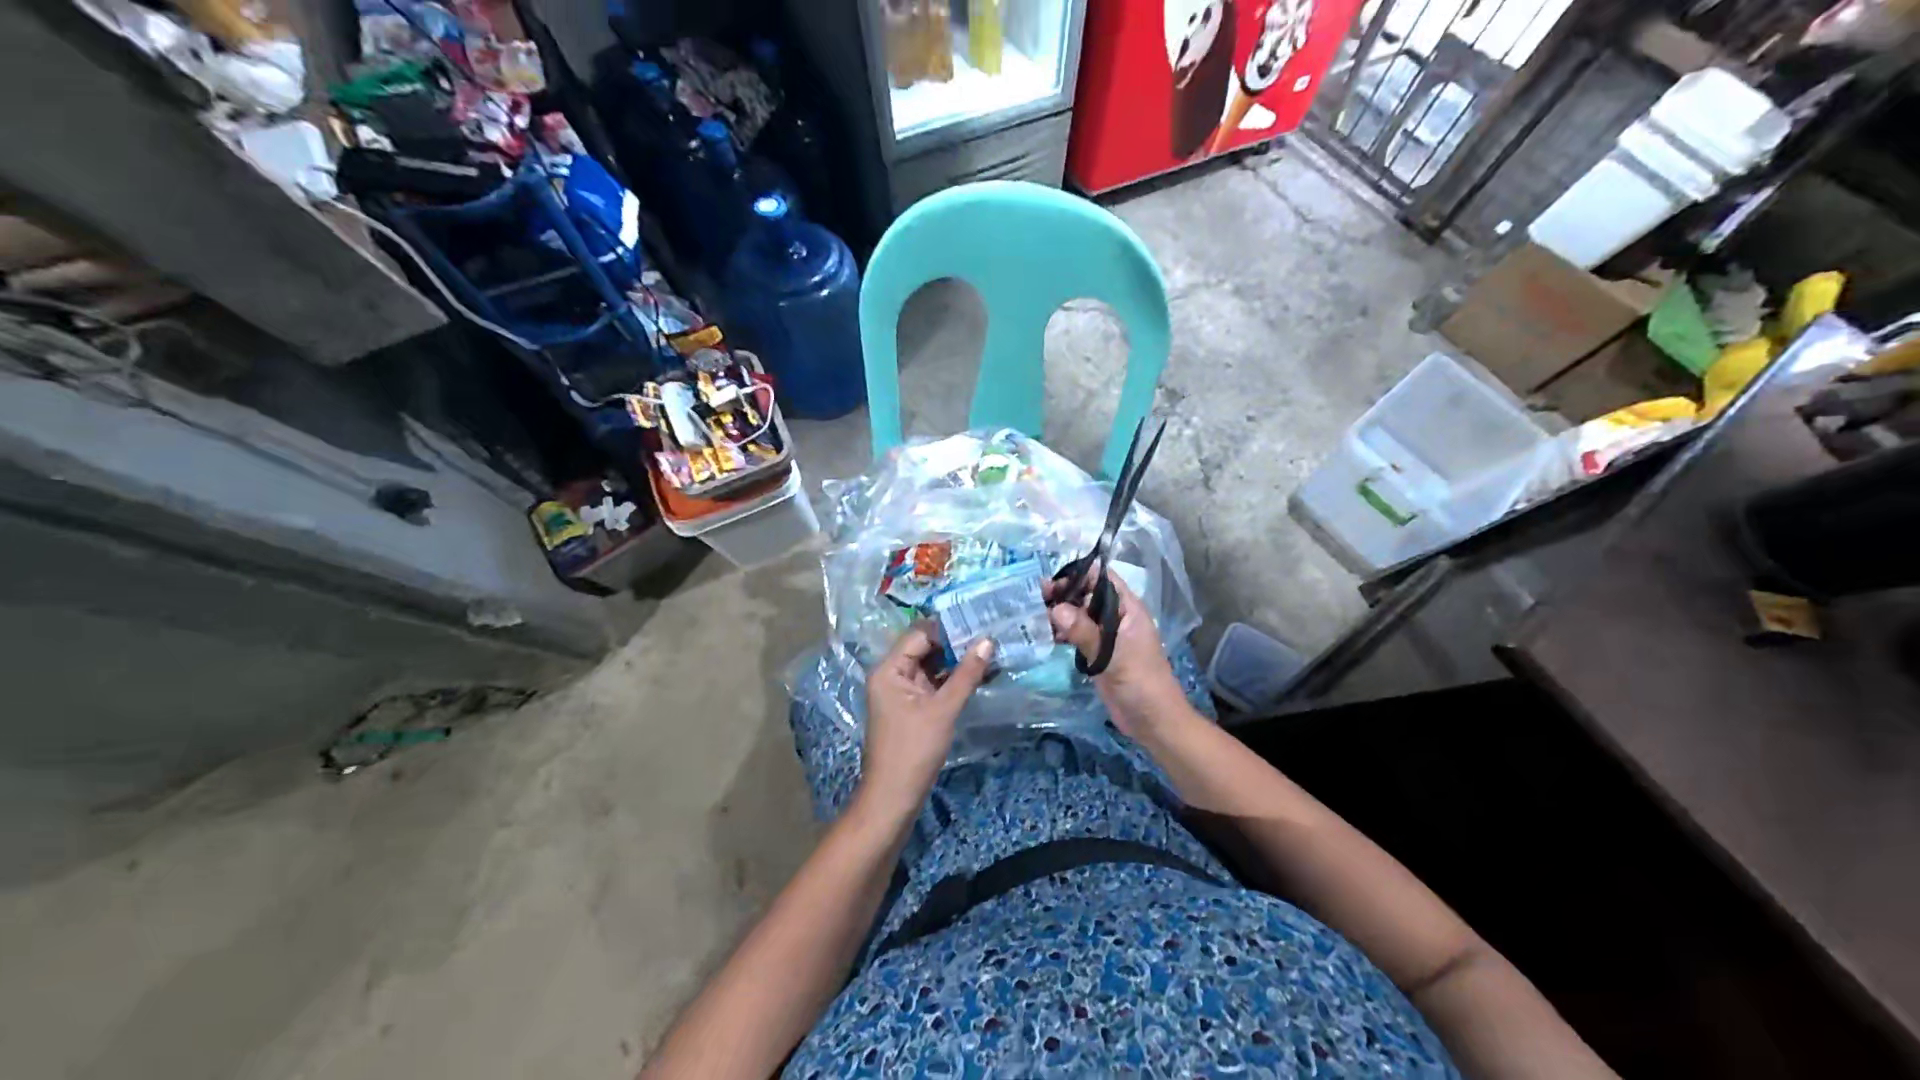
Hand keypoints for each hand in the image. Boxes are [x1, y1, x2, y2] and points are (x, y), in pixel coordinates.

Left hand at [859, 625, 993, 821]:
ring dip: (957, 660)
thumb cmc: (914, 750)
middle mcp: (892, 675)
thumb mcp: (943, 709)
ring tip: (991, 648)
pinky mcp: (912, 707)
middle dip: (956, 642)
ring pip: (931, 666)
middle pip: (925, 648)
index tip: (980, 618)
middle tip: (990, 631)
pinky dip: (953, 679)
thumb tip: (988, 640)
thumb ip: (966, 674)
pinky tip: (980, 673)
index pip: (919, 634)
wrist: (894, 797)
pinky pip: (934, 684)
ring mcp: (901, 692)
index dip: (948, 626)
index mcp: (889, 669)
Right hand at [1046, 571, 1191, 738]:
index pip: (1103, 578)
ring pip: (1080, 615)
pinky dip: (1063, 632)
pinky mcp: (1098, 653)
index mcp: (1128, 609)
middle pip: (1088, 594)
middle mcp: (1117, 617)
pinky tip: (1046, 635)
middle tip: (1037, 597)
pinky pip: (1078, 635)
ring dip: (1061, 613)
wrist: (1153, 721)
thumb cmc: (1140, 682)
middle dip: (1064, 593)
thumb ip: (1084, 631)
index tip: (1052, 580)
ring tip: (1036, 615)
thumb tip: (1055, 608)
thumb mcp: (1112, 655)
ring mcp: (1107, 636)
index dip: (1079, 574)